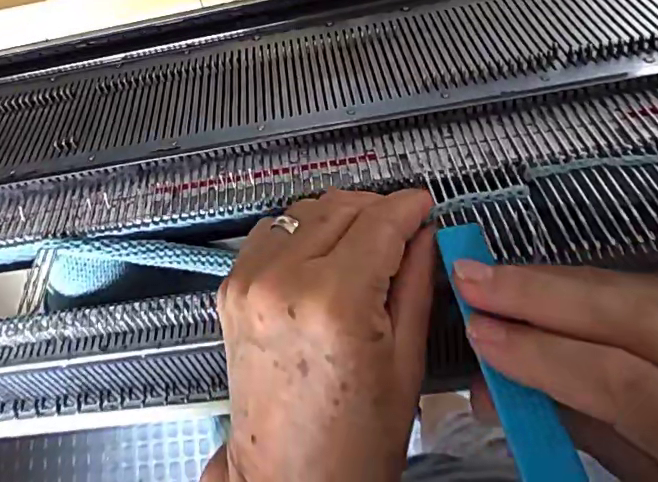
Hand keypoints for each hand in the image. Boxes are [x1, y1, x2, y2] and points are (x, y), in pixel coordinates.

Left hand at [203, 189, 436, 481]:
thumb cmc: (352, 440)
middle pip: (340, 206)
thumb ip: (416, 281)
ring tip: (364, 243)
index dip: (407, 206)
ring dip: (340, 215)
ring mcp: (250, 280)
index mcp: (334, 303)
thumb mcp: (405, 360)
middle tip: (401, 226)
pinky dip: (302, 230)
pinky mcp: (232, 285)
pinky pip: (273, 229)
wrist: (289, 480)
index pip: (378, 222)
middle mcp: (284, 281)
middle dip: (376, 209)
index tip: (422, 203)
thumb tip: (424, 231)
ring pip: (306, 210)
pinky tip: (322, 253)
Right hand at [453, 264, 657, 481]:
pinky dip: (577, 282)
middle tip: (468, 277)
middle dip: (535, 293)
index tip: (477, 334)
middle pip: (622, 311)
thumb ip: (580, 429)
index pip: (623, 379)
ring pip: (624, 286)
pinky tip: (537, 283)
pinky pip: (633, 283)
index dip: (542, 353)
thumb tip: (493, 382)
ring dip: (547, 280)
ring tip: (489, 277)